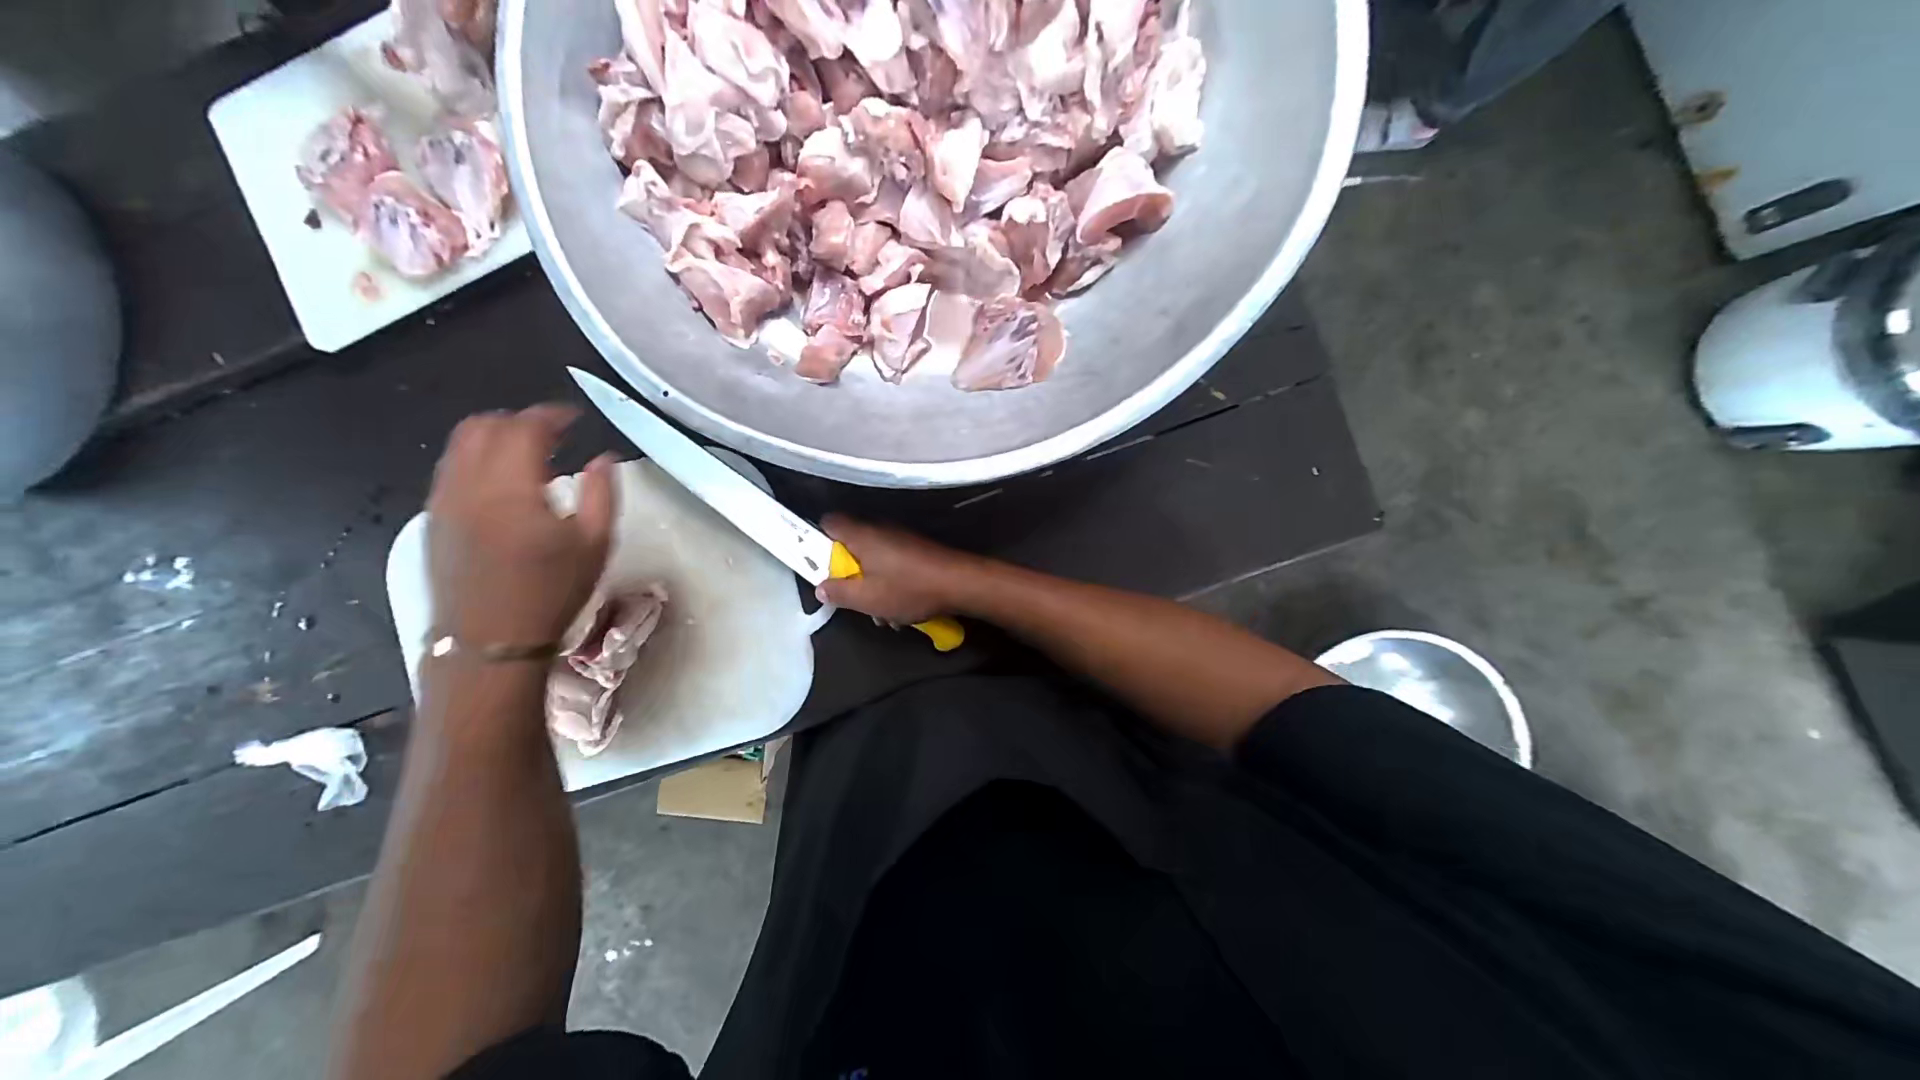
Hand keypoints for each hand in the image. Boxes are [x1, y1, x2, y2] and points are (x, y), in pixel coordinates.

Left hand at [427, 406, 614, 647]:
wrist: (491, 642)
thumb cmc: (552, 593)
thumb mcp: (595, 545)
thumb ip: (602, 493)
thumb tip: (603, 459)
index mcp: (513, 488)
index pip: (525, 428)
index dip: (551, 415)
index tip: (573, 418)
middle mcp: (469, 484)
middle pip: (484, 426)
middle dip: (519, 420)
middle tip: (550, 432)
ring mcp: (443, 501)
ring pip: (459, 444)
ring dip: (493, 436)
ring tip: (524, 451)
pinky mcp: (432, 520)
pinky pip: (449, 470)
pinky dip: (474, 460)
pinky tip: (499, 481)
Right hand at [815, 515, 985, 624]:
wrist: (960, 584)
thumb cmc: (909, 588)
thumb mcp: (866, 598)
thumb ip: (838, 592)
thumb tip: (821, 587)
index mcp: (862, 535)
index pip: (829, 523)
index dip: (817, 540)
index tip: (817, 564)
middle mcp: (880, 531)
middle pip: (851, 547)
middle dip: (850, 576)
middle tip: (853, 599)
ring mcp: (901, 540)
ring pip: (873, 562)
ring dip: (873, 587)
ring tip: (884, 614)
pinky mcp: (916, 552)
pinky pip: (893, 566)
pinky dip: (892, 586)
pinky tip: (902, 610)